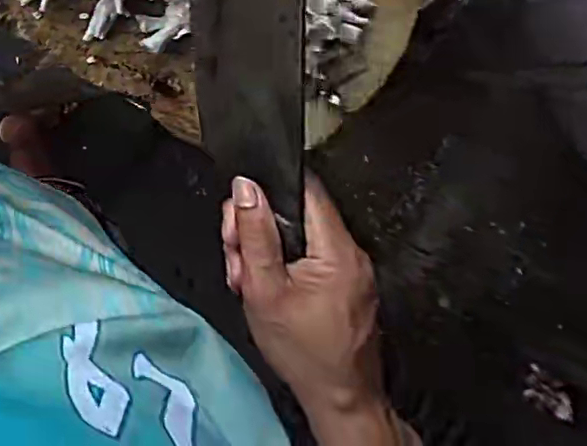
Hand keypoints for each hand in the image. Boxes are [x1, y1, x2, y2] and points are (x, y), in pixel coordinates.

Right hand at [223, 174, 398, 439]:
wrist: (338, 401)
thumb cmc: (300, 348)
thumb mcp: (263, 286)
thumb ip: (253, 232)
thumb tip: (245, 186)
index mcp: (337, 253)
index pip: (306, 190)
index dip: (267, 187)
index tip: (238, 204)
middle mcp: (351, 256)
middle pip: (292, 212)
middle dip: (253, 225)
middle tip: (235, 254)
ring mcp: (350, 271)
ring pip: (293, 234)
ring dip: (260, 247)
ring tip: (246, 276)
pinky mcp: (343, 284)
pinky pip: (304, 254)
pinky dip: (277, 262)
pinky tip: (261, 283)